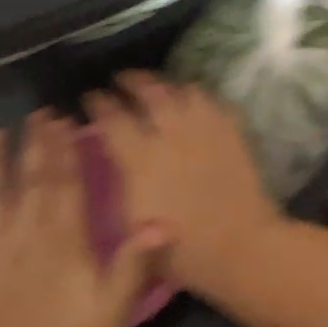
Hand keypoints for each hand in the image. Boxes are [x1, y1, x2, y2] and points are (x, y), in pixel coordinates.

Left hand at [0, 110, 167, 326]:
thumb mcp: (111, 312)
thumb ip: (133, 265)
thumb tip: (163, 220)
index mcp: (62, 243)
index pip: (65, 185)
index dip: (65, 151)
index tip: (64, 120)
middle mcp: (23, 241)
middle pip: (29, 184)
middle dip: (33, 147)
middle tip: (36, 113)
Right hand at [86, 73, 283, 293]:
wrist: (237, 242)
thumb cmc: (177, 249)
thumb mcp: (130, 224)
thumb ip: (119, 184)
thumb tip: (112, 158)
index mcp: (140, 156)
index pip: (113, 117)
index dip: (99, 103)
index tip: (90, 96)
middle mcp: (171, 131)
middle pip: (150, 91)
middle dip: (132, 80)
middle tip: (121, 78)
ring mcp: (204, 126)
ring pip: (183, 89)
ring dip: (167, 85)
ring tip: (159, 87)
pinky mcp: (231, 128)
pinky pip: (212, 101)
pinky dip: (198, 98)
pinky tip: (194, 104)